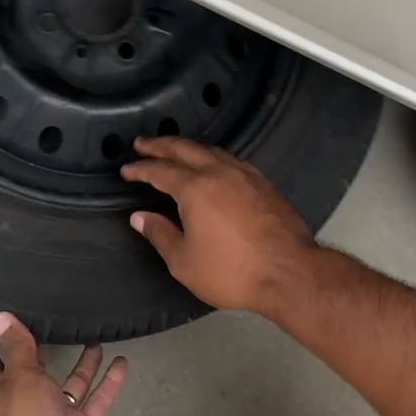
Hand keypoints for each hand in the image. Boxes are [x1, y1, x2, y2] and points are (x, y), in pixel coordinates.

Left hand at [0, 312, 127, 415]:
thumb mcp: (20, 380)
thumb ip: (18, 348)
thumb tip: (0, 317)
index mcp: (2, 390)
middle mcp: (28, 400)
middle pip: (34, 367)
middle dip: (39, 346)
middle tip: (49, 315)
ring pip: (72, 380)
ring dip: (84, 361)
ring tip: (95, 334)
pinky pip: (98, 399)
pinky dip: (110, 382)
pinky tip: (121, 363)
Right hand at [120, 136, 322, 315]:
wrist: (290, 272)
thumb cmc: (231, 271)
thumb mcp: (185, 261)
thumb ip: (160, 234)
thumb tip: (139, 217)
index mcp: (195, 188)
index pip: (160, 171)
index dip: (141, 168)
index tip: (126, 169)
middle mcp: (219, 172)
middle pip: (185, 149)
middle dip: (161, 144)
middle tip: (142, 143)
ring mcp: (245, 174)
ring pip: (211, 150)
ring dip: (189, 147)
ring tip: (175, 150)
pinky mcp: (264, 183)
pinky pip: (231, 160)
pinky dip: (213, 157)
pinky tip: (213, 165)